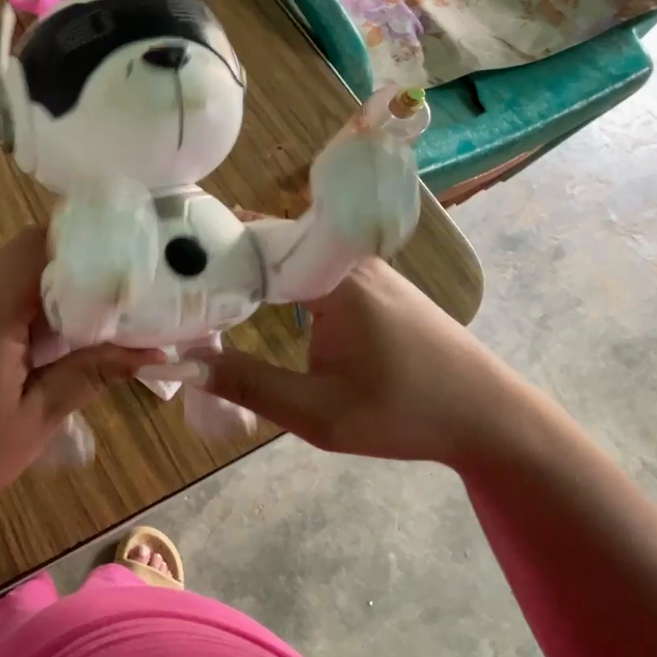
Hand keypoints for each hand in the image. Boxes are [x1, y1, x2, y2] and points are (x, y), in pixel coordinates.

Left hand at [0, 227, 159, 522]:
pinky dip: (38, 301)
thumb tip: (151, 350)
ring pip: (17, 271)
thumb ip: (90, 373)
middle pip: (29, 250)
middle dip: (80, 260)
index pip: (38, 245)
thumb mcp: (38, 416)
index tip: (132, 261)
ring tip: (109, 309)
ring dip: (60, 282)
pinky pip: (5, 295)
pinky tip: (68, 334)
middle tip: (128, 288)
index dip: (86, 243)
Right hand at [200, 257, 534, 467]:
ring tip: (195, 278)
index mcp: (334, 280)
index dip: (208, 250)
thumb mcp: (319, 413)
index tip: (164, 264)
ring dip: (245, 259)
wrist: (492, 419)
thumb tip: (181, 363)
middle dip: (219, 251)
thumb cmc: (407, 414)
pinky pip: (308, 261)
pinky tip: (248, 290)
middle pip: (268, 237)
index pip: (255, 243)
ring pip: (289, 247)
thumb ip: (248, 385)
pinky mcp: (370, 282)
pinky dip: (272, 269)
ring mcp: (362, 267)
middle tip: (168, 271)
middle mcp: (347, 260)